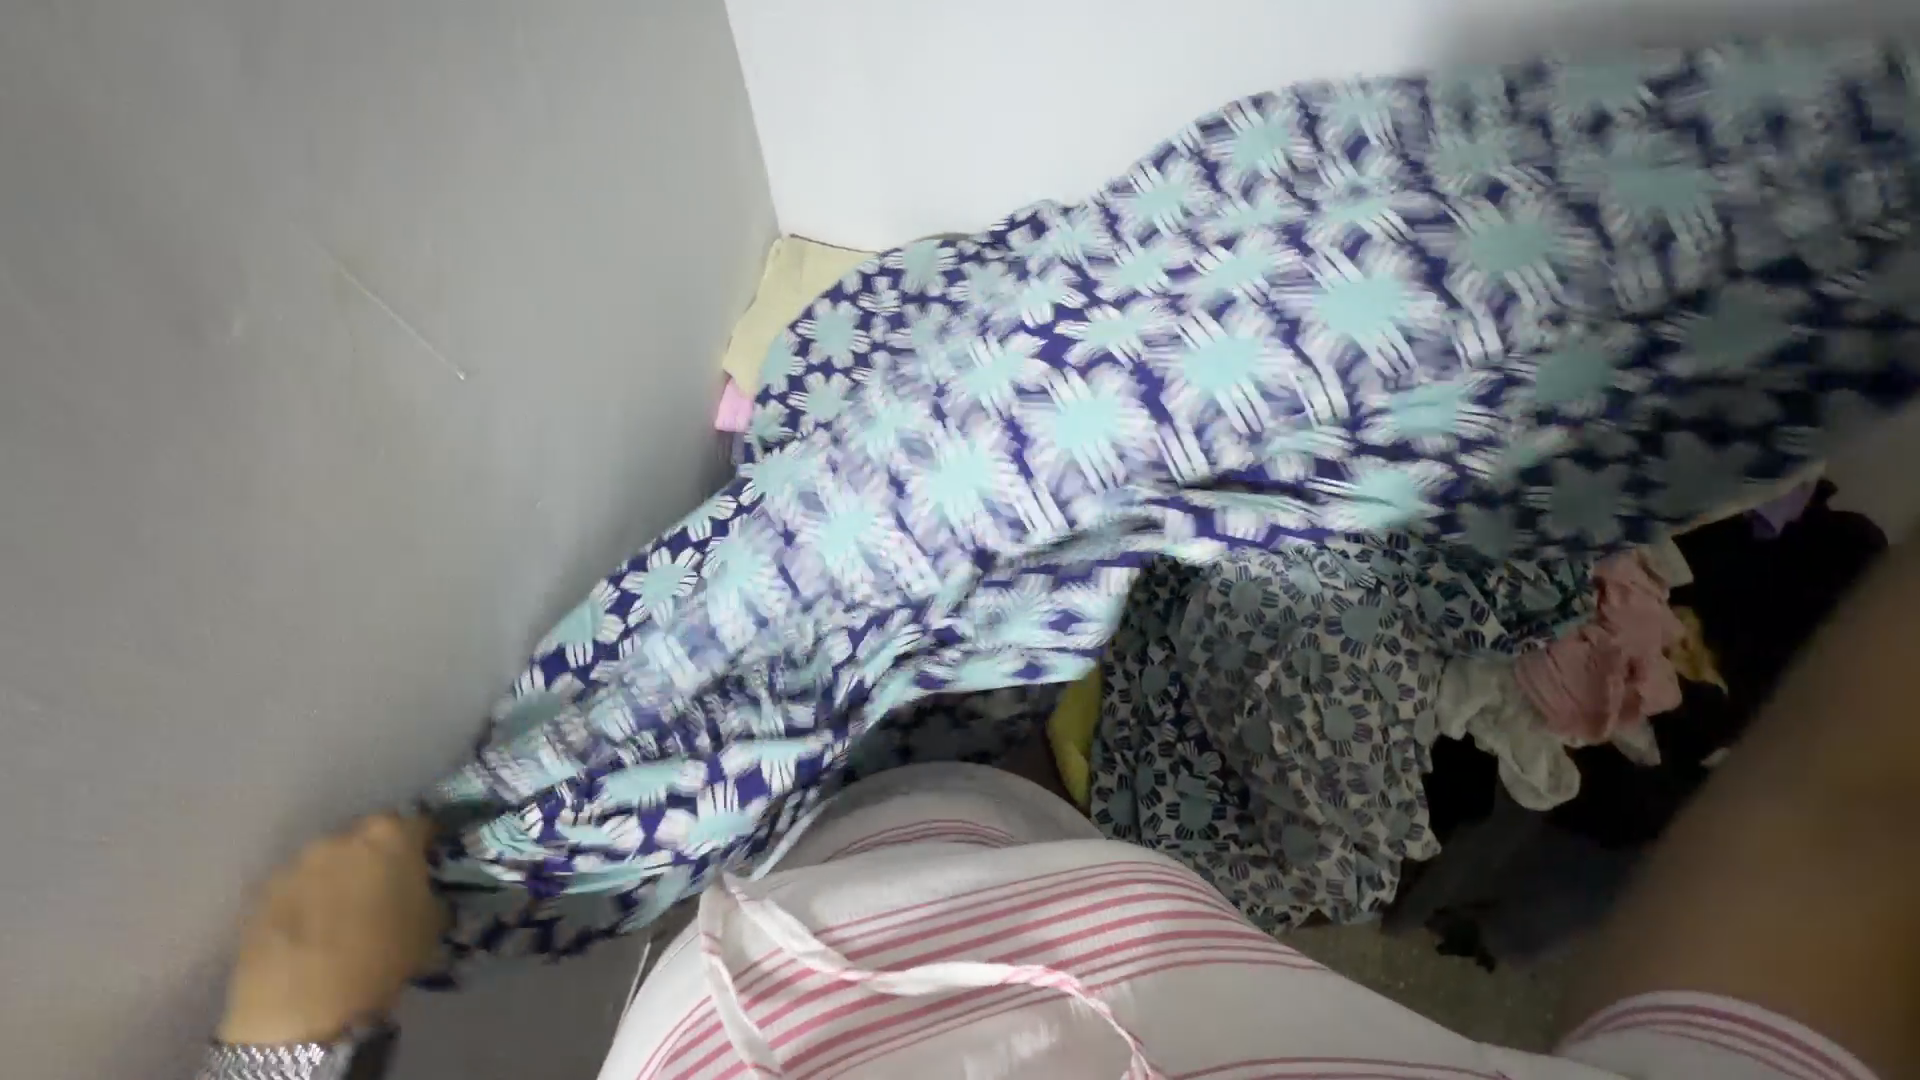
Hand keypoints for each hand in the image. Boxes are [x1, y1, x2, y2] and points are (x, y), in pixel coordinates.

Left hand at [217, 814, 446, 1044]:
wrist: (301, 1005)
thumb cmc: (383, 955)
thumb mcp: (434, 920)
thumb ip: (430, 891)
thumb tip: (424, 892)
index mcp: (392, 834)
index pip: (421, 825)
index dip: (427, 845)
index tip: (428, 865)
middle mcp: (343, 836)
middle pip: (370, 836)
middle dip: (380, 855)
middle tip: (385, 888)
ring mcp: (297, 864)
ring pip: (330, 860)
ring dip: (340, 875)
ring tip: (342, 912)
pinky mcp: (262, 894)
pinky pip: (297, 886)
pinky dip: (308, 898)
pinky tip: (312, 930)